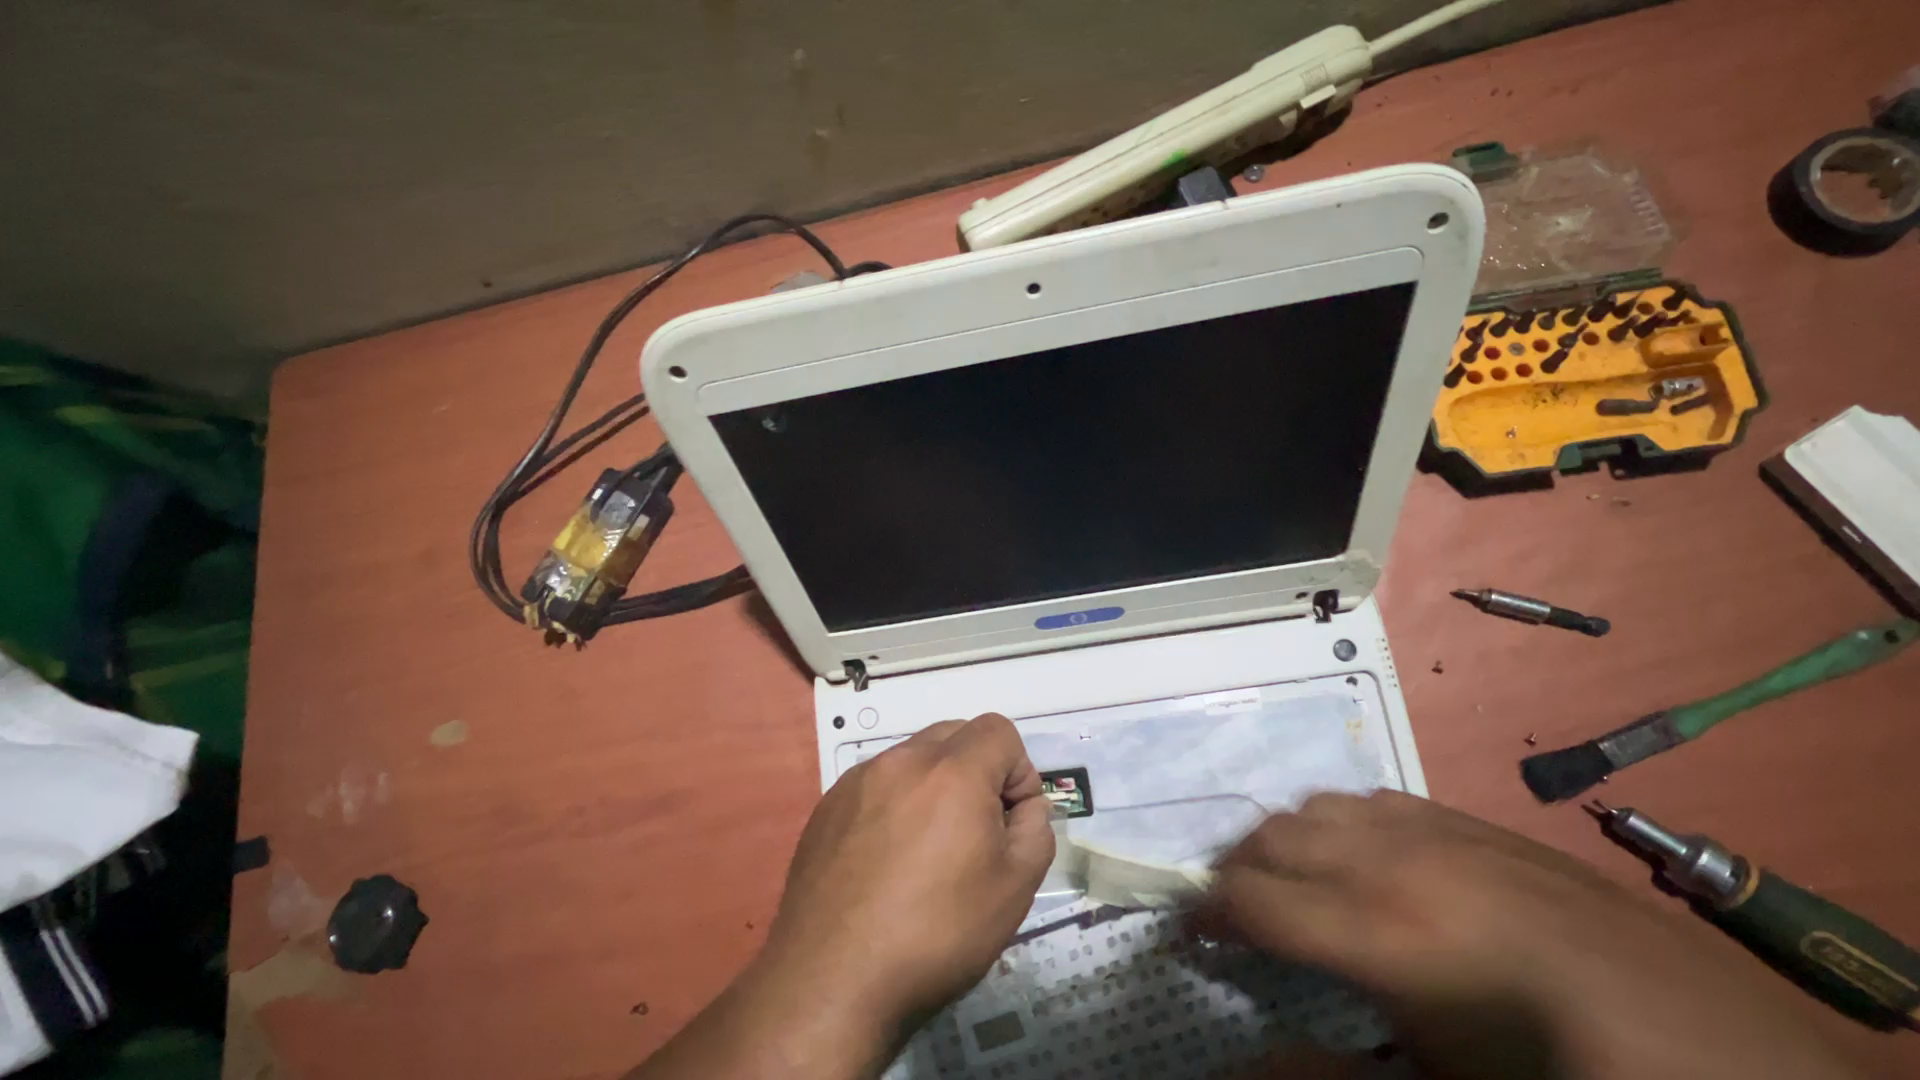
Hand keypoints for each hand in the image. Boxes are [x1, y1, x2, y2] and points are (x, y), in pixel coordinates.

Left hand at [766, 712, 1055, 1025]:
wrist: (833, 979)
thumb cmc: (937, 934)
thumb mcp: (1015, 888)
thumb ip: (1035, 829)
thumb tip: (1024, 806)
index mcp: (952, 771)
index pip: (999, 731)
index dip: (1018, 771)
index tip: (1010, 822)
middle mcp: (901, 761)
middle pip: (954, 734)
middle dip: (978, 770)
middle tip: (975, 833)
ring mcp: (856, 781)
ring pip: (912, 758)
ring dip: (934, 786)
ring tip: (928, 852)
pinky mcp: (827, 808)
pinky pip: (875, 785)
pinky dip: (894, 806)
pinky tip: (887, 863)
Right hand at [1206, 791, 1863, 1079]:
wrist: (1711, 1046)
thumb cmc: (1552, 1072)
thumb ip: (1323, 1075)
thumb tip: (1230, 1069)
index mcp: (1377, 931)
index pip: (1250, 898)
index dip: (1204, 915)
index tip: (1187, 937)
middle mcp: (1393, 859)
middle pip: (1271, 837)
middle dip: (1233, 871)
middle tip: (1228, 916)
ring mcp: (1436, 830)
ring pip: (1317, 806)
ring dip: (1284, 840)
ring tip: (1287, 884)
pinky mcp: (1475, 822)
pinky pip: (1373, 799)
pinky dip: (1340, 823)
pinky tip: (1362, 861)